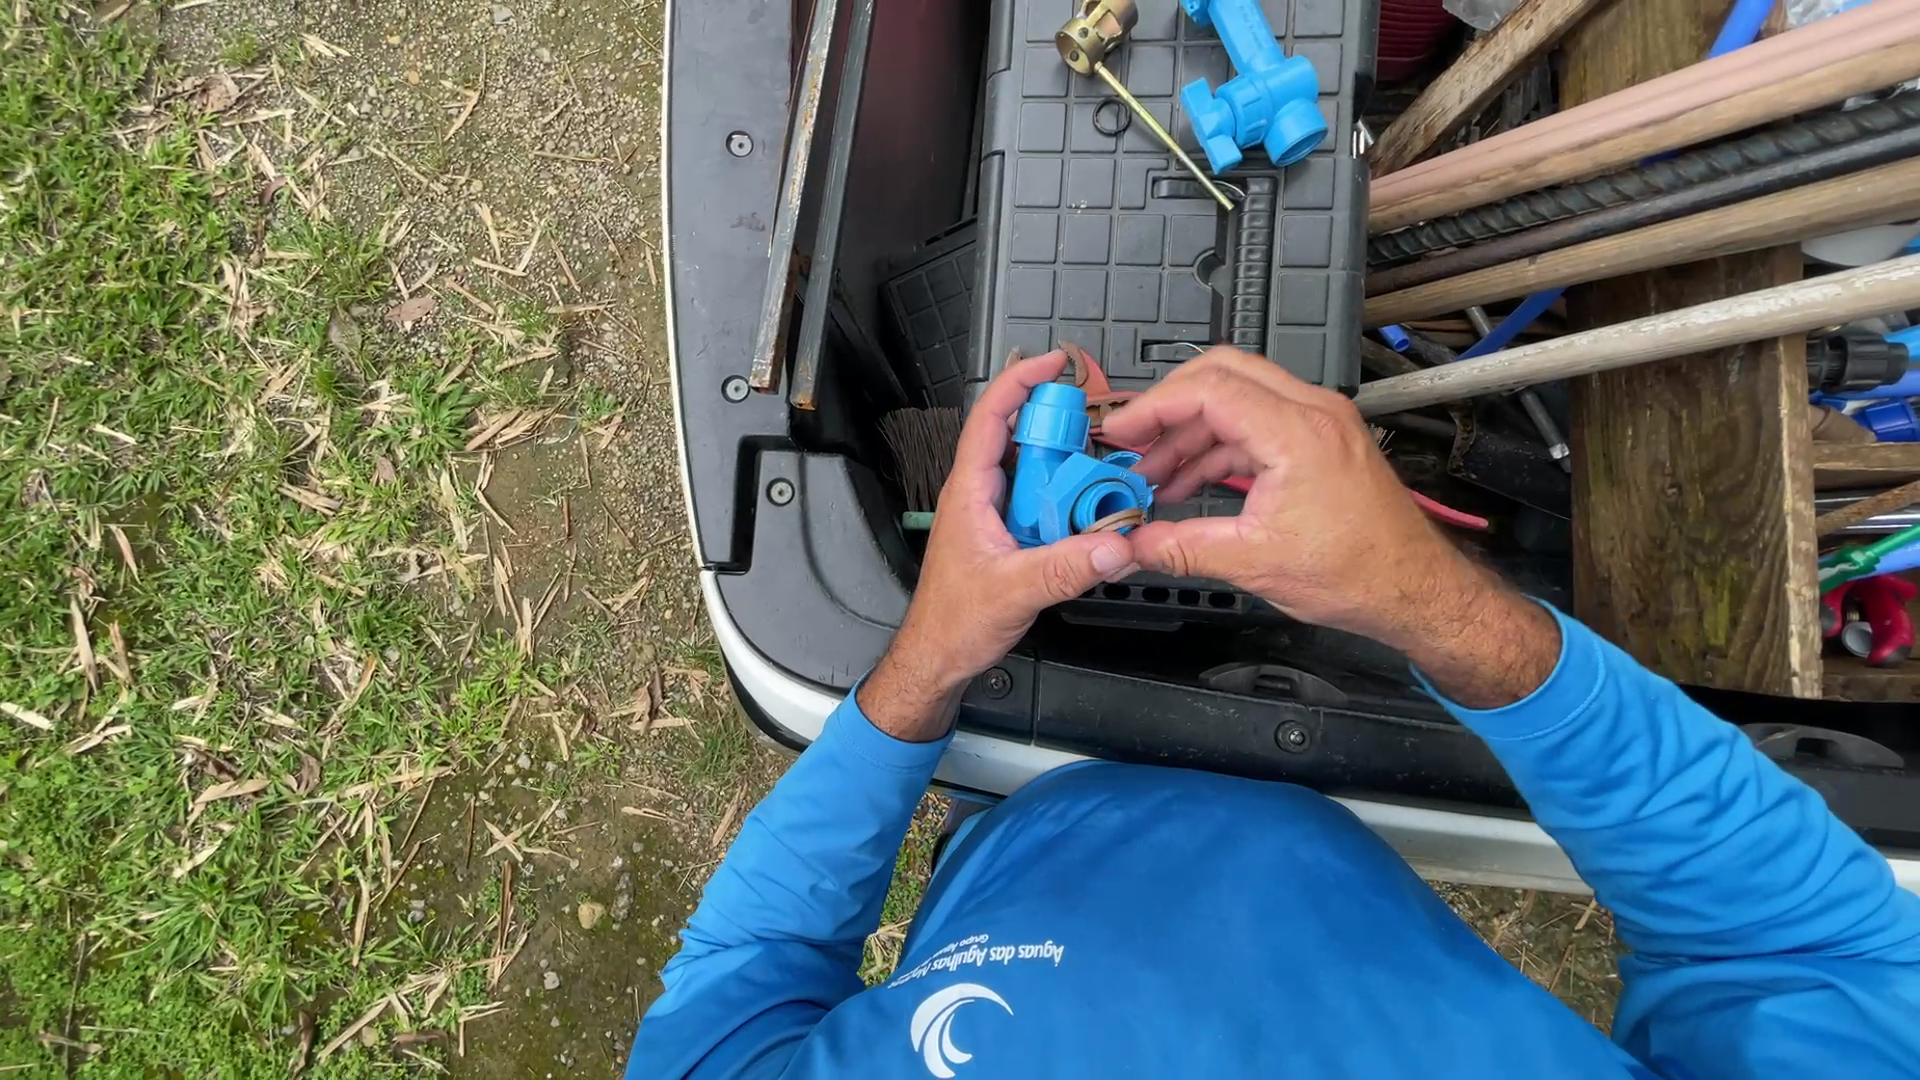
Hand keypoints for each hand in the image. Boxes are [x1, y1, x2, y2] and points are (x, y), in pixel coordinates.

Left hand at [859, 351, 1139, 739]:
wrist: (938, 657)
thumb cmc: (950, 623)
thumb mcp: (1012, 592)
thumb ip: (1065, 568)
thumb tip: (1116, 543)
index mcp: (969, 493)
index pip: (991, 417)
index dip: (1021, 382)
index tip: (1055, 364)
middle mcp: (981, 495)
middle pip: (1021, 437)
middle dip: (1061, 423)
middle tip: (1101, 421)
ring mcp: (996, 515)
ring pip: (1037, 472)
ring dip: (1070, 466)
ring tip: (1106, 467)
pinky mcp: (1010, 536)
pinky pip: (1044, 504)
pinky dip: (1070, 500)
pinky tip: (1093, 513)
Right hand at [1100, 348, 1555, 705]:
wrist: (1414, 589)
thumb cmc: (1359, 573)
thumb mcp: (1254, 563)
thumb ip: (1182, 548)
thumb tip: (1131, 545)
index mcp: (1298, 433)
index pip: (1210, 390)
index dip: (1154, 407)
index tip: (1120, 430)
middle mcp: (1311, 414)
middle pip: (1221, 374)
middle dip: (1167, 405)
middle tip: (1131, 438)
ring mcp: (1315, 424)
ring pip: (1233, 400)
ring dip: (1187, 433)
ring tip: (1151, 475)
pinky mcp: (1313, 442)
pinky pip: (1250, 427)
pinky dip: (1212, 449)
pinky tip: (1185, 483)